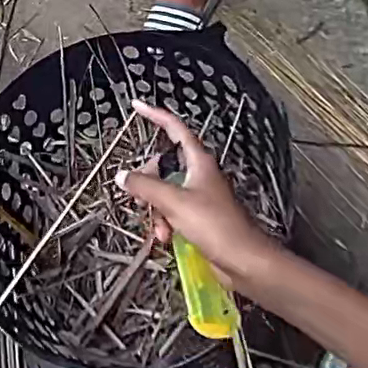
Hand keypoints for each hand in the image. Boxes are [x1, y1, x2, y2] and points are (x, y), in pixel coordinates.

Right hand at [114, 100, 282, 285]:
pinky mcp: (198, 218)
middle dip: (147, 181)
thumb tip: (124, 176)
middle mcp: (199, 176)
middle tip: (139, 195)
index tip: (138, 106)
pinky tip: (166, 236)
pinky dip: (164, 221)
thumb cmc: (218, 227)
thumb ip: (145, 186)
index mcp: (198, 162)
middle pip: (163, 165)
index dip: (155, 115)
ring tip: (158, 225)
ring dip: (155, 208)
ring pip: (164, 191)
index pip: (175, 129)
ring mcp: (199, 197)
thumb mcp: (174, 202)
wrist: (244, 262)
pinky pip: (171, 211)